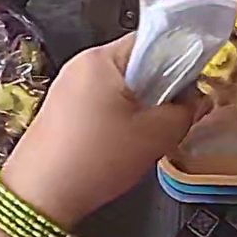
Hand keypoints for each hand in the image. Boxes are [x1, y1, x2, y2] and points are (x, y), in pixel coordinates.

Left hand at [0, 34, 207, 223]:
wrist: (39, 196)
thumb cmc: (97, 158)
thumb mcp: (155, 136)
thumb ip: (186, 111)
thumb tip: (196, 100)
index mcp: (103, 57)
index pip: (155, 40)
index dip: (181, 59)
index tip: (193, 87)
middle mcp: (82, 63)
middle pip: (137, 63)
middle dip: (160, 88)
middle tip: (170, 118)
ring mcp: (67, 85)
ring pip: (120, 86)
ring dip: (139, 106)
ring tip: (144, 136)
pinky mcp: (60, 108)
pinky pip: (101, 101)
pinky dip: (118, 117)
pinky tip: (119, 145)